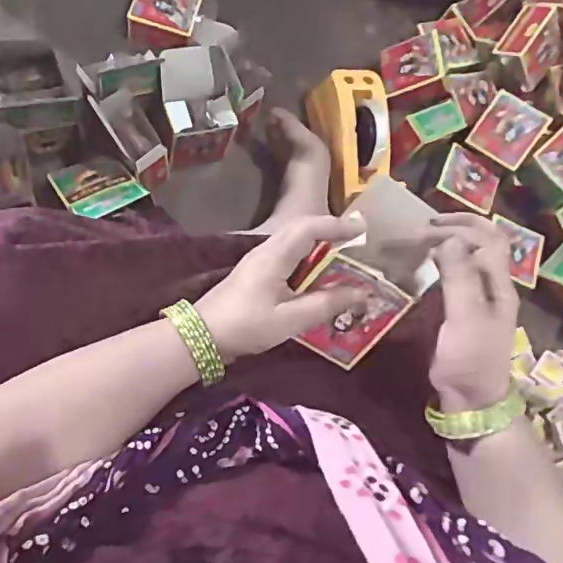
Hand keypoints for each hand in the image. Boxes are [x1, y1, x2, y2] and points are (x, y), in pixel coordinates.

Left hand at [195, 214, 367, 360]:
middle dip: (329, 231)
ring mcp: (256, 262)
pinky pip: (285, 256)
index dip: (337, 226)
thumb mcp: (289, 320)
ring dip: (317, 245)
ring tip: (341, 257)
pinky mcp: (253, 275)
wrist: (199, 337)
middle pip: (300, 229)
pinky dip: (305, 259)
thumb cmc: (245, 326)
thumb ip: (326, 305)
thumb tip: (360, 293)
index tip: (362, 230)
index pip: (310, 228)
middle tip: (355, 241)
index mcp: (274, 256)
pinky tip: (314, 277)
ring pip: (292, 242)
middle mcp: (265, 252)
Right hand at [427, 212, 519, 412]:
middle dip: (458, 228)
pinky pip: (455, 280)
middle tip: (424, 227)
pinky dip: (440, 267)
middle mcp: (492, 287)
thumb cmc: (470, 359)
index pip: (488, 239)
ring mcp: (478, 302)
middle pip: (484, 244)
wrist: (471, 401)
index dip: (461, 227)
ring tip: (421, 241)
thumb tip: (449, 239)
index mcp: (499, 285)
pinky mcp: (462, 315)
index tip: (426, 230)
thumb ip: (459, 276)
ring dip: (449, 245)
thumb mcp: (465, 316)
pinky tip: (421, 270)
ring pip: (470, 260)